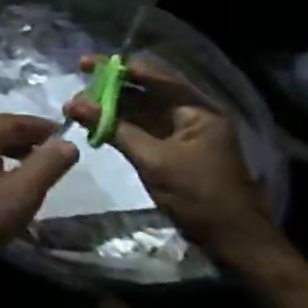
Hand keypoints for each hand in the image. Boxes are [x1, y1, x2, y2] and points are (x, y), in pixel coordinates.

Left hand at [0, 114, 78, 269]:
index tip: (61, 131)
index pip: (8, 121)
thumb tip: (68, 143)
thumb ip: (48, 164)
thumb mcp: (25, 190)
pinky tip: (11, 174)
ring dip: (11, 145)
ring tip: (35, 158)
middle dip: (23, 133)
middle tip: (50, 143)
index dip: (36, 124)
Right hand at [64, 54, 276, 256]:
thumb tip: (74, 105)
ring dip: (109, 107)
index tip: (84, 64)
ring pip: (138, 109)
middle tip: (77, 89)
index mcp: (197, 110)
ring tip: (77, 108)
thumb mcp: (154, 160)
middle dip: (108, 88)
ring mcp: (181, 132)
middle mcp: (190, 114)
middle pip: (144, 90)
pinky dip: (117, 124)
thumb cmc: (199, 196)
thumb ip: (114, 128)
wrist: (233, 242)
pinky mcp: (171, 149)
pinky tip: (93, 124)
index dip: (117, 68)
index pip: (153, 76)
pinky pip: (139, 127)